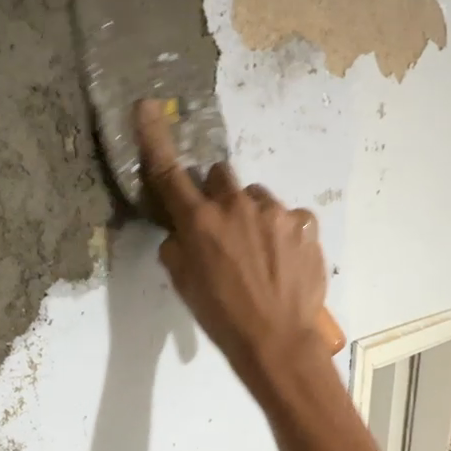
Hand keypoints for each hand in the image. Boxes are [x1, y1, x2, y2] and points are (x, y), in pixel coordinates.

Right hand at [135, 99, 328, 389]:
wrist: (278, 341)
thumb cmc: (223, 319)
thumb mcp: (186, 288)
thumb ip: (177, 252)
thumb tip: (180, 235)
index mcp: (200, 222)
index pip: (169, 174)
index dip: (155, 139)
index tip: (147, 108)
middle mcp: (236, 205)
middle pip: (220, 176)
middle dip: (217, 195)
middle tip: (223, 231)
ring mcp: (274, 211)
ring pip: (256, 197)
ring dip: (252, 216)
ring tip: (258, 256)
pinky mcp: (304, 223)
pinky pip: (287, 216)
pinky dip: (282, 233)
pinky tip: (282, 262)